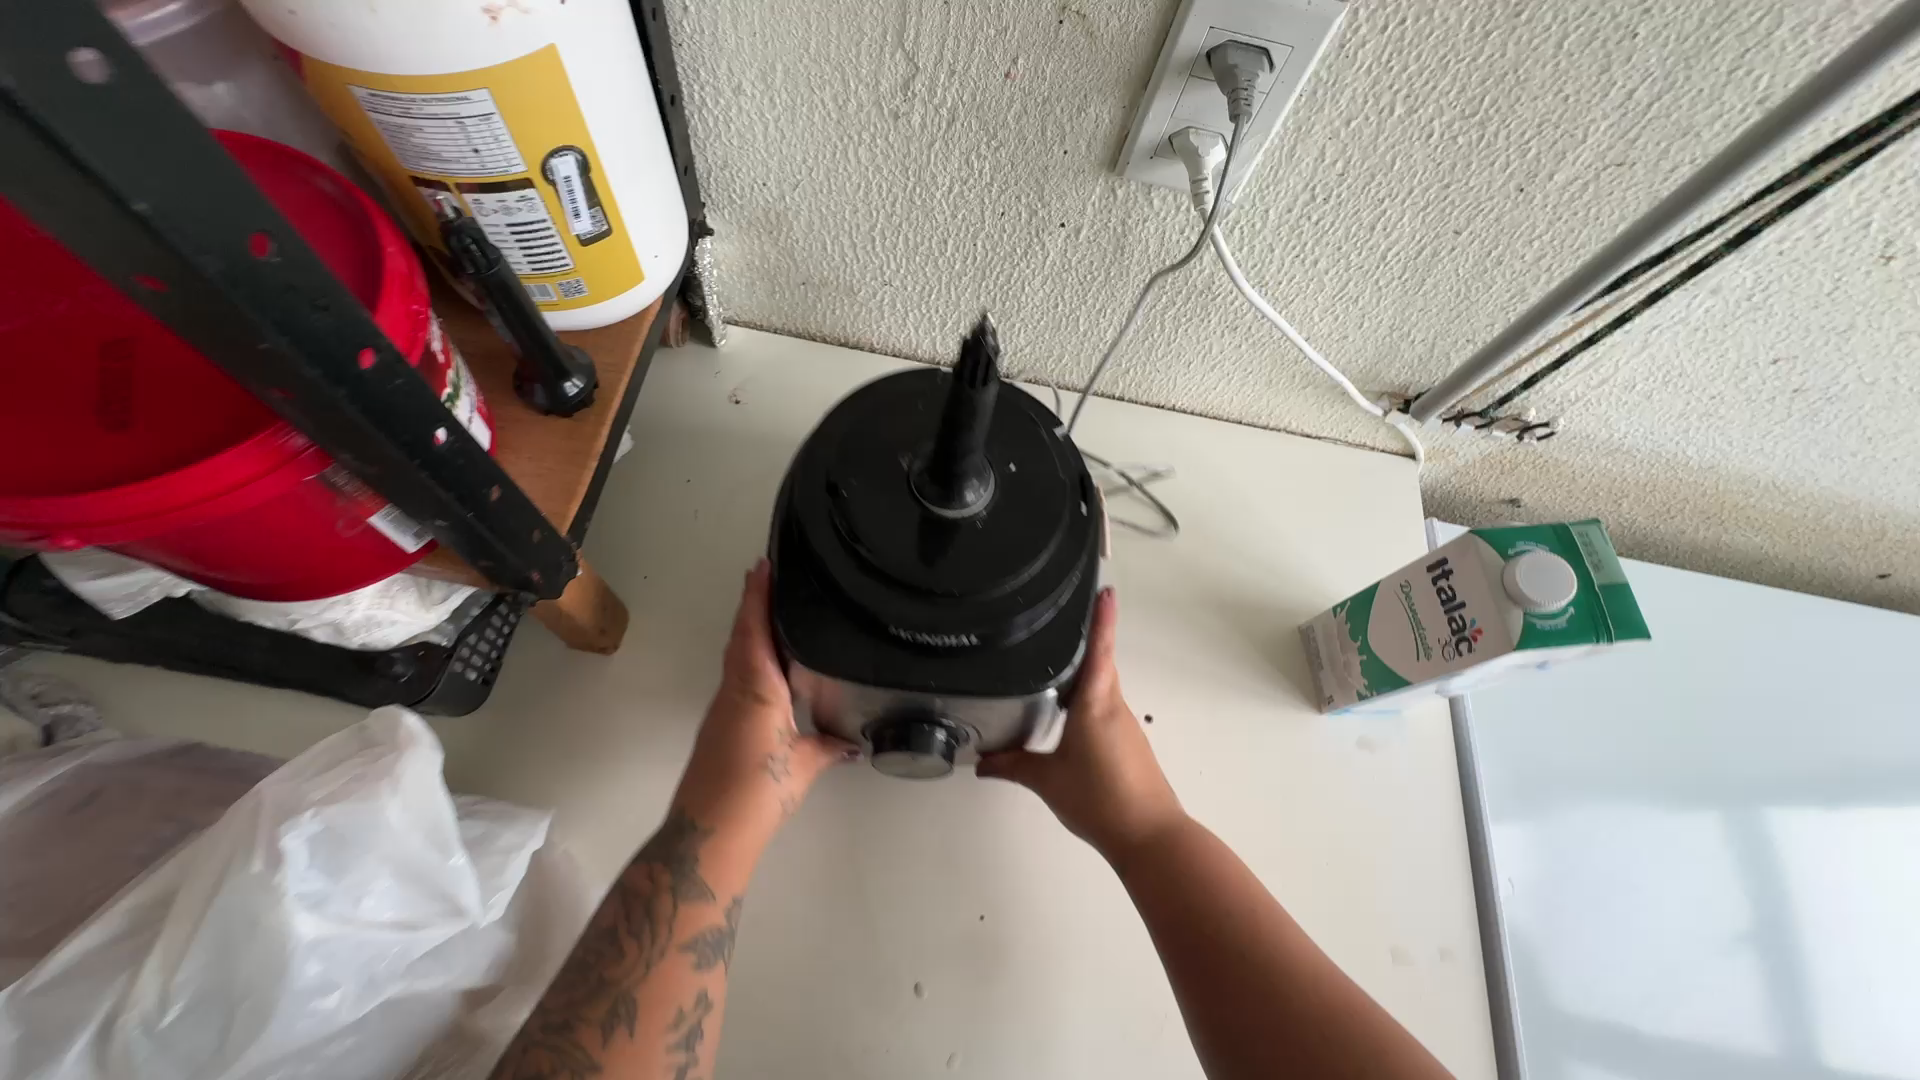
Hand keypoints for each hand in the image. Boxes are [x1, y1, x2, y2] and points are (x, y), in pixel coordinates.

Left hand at [672, 560, 855, 842]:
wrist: (710, 830)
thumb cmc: (759, 789)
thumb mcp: (803, 766)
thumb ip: (829, 747)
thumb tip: (853, 742)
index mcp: (758, 688)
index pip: (756, 630)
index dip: (758, 596)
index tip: (763, 565)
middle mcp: (736, 689)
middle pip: (742, 636)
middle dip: (753, 604)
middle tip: (770, 575)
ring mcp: (724, 707)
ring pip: (737, 656)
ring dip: (750, 628)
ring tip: (772, 609)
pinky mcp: (721, 725)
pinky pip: (737, 676)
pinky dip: (749, 655)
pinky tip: (767, 664)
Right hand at [977, 588, 1185, 862]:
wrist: (1150, 836)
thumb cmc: (1099, 799)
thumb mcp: (1047, 781)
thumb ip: (1012, 765)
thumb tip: (980, 761)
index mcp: (1095, 703)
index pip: (1099, 650)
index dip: (1102, 618)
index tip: (1106, 589)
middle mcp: (1114, 705)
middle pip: (1100, 663)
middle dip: (1085, 638)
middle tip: (1059, 617)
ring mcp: (1125, 724)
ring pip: (1102, 686)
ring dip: (1084, 670)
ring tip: (1053, 658)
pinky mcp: (1128, 742)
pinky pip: (1105, 706)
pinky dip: (1087, 697)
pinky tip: (1067, 709)